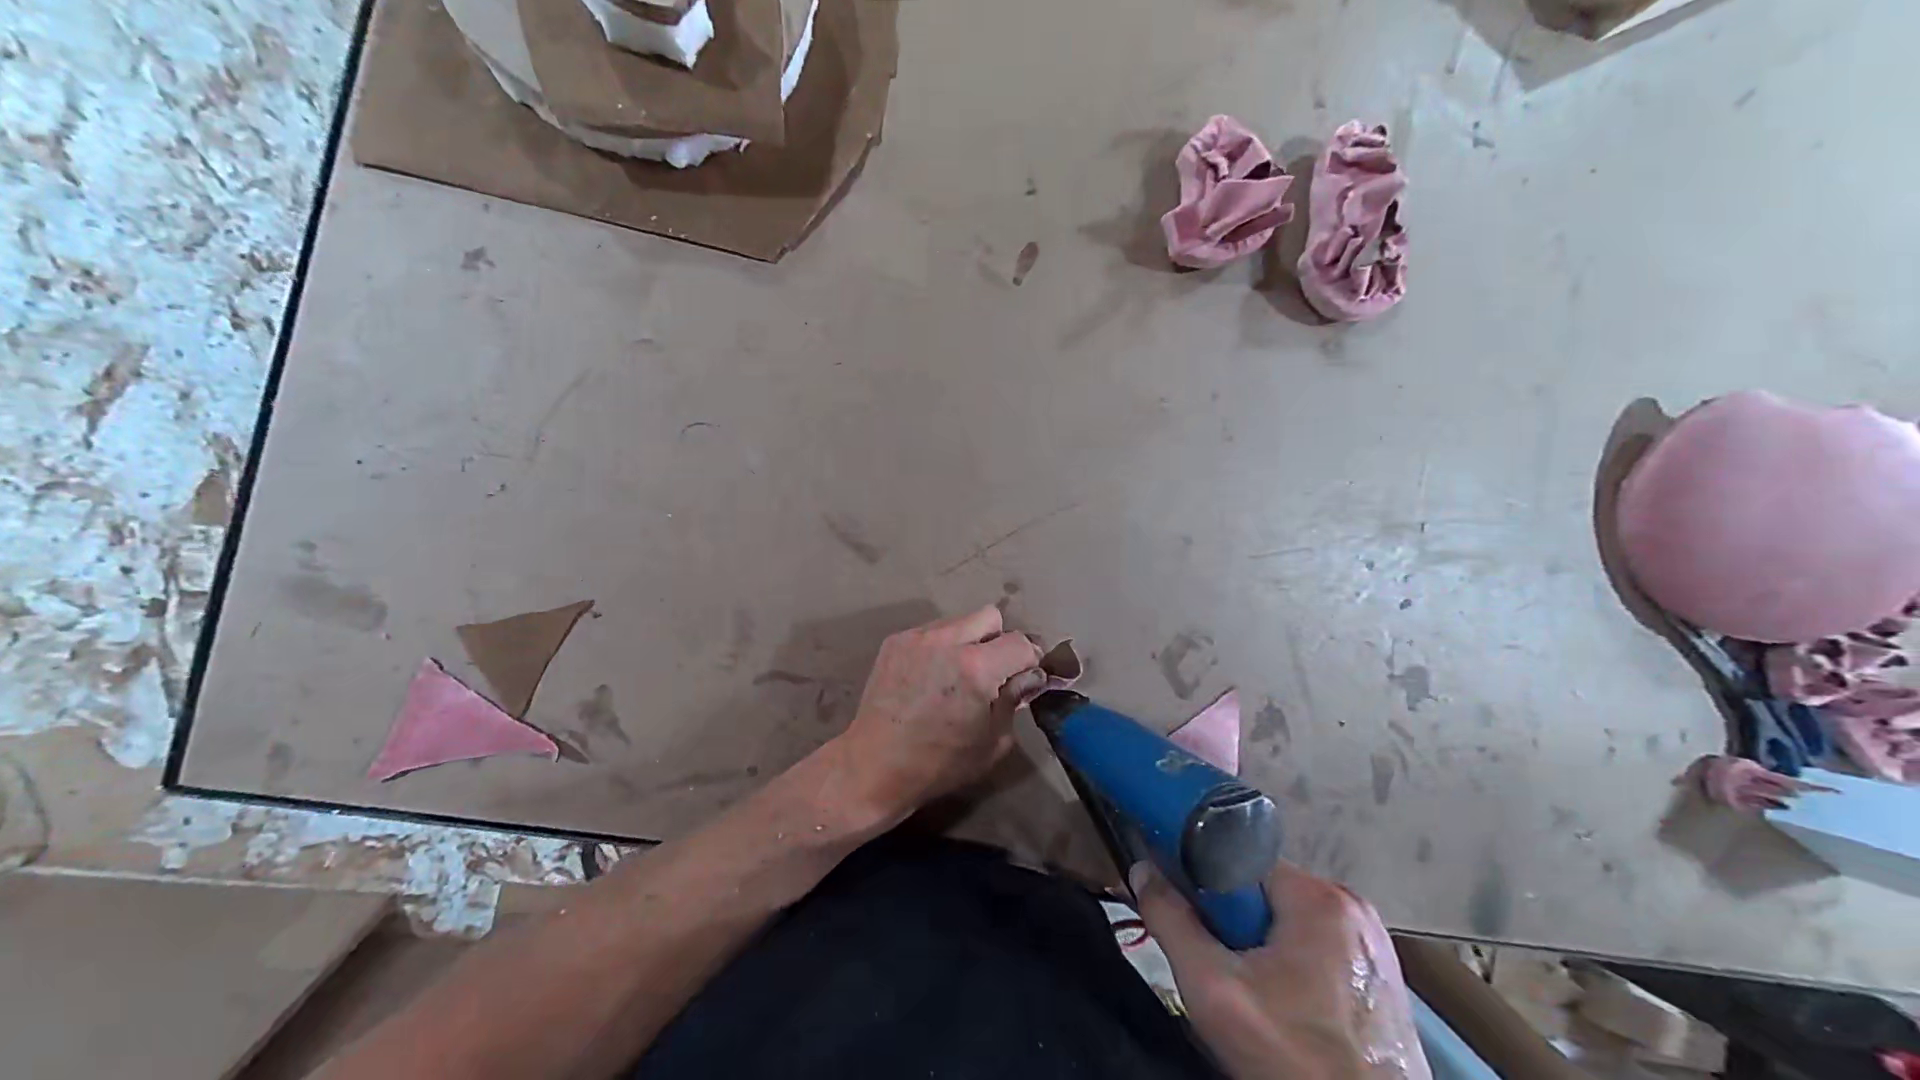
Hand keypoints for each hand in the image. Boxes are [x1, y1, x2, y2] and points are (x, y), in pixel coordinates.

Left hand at [832, 606, 1045, 824]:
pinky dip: (941, 647)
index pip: (1021, 643)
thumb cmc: (939, 763)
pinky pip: (932, 631)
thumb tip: (1027, 676)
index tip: (1026, 676)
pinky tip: (932, 676)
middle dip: (999, 641)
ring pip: (959, 621)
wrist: (874, 766)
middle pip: (991, 617)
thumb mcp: (993, 741)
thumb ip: (1015, 700)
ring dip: (969, 641)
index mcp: (977, 668)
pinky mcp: (895, 641)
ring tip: (957, 674)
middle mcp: (947, 641)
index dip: (1030, 660)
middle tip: (992, 672)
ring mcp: (917, 637)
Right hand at [1133, 860, 1430, 1079]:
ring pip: (1285, 927)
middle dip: (1234, 928)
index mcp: (1321, 896)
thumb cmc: (1291, 1056)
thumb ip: (1171, 921)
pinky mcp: (1381, 981)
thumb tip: (1142, 870)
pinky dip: (1292, 974)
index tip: (1194, 925)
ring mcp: (1373, 946)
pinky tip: (1286, 1014)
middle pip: (1262, 896)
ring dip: (1260, 953)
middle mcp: (1354, 909)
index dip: (1206, 892)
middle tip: (1225, 974)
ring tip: (1255, 999)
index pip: (1239, 863)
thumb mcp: (1213, 987)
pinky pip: (1316, 954)